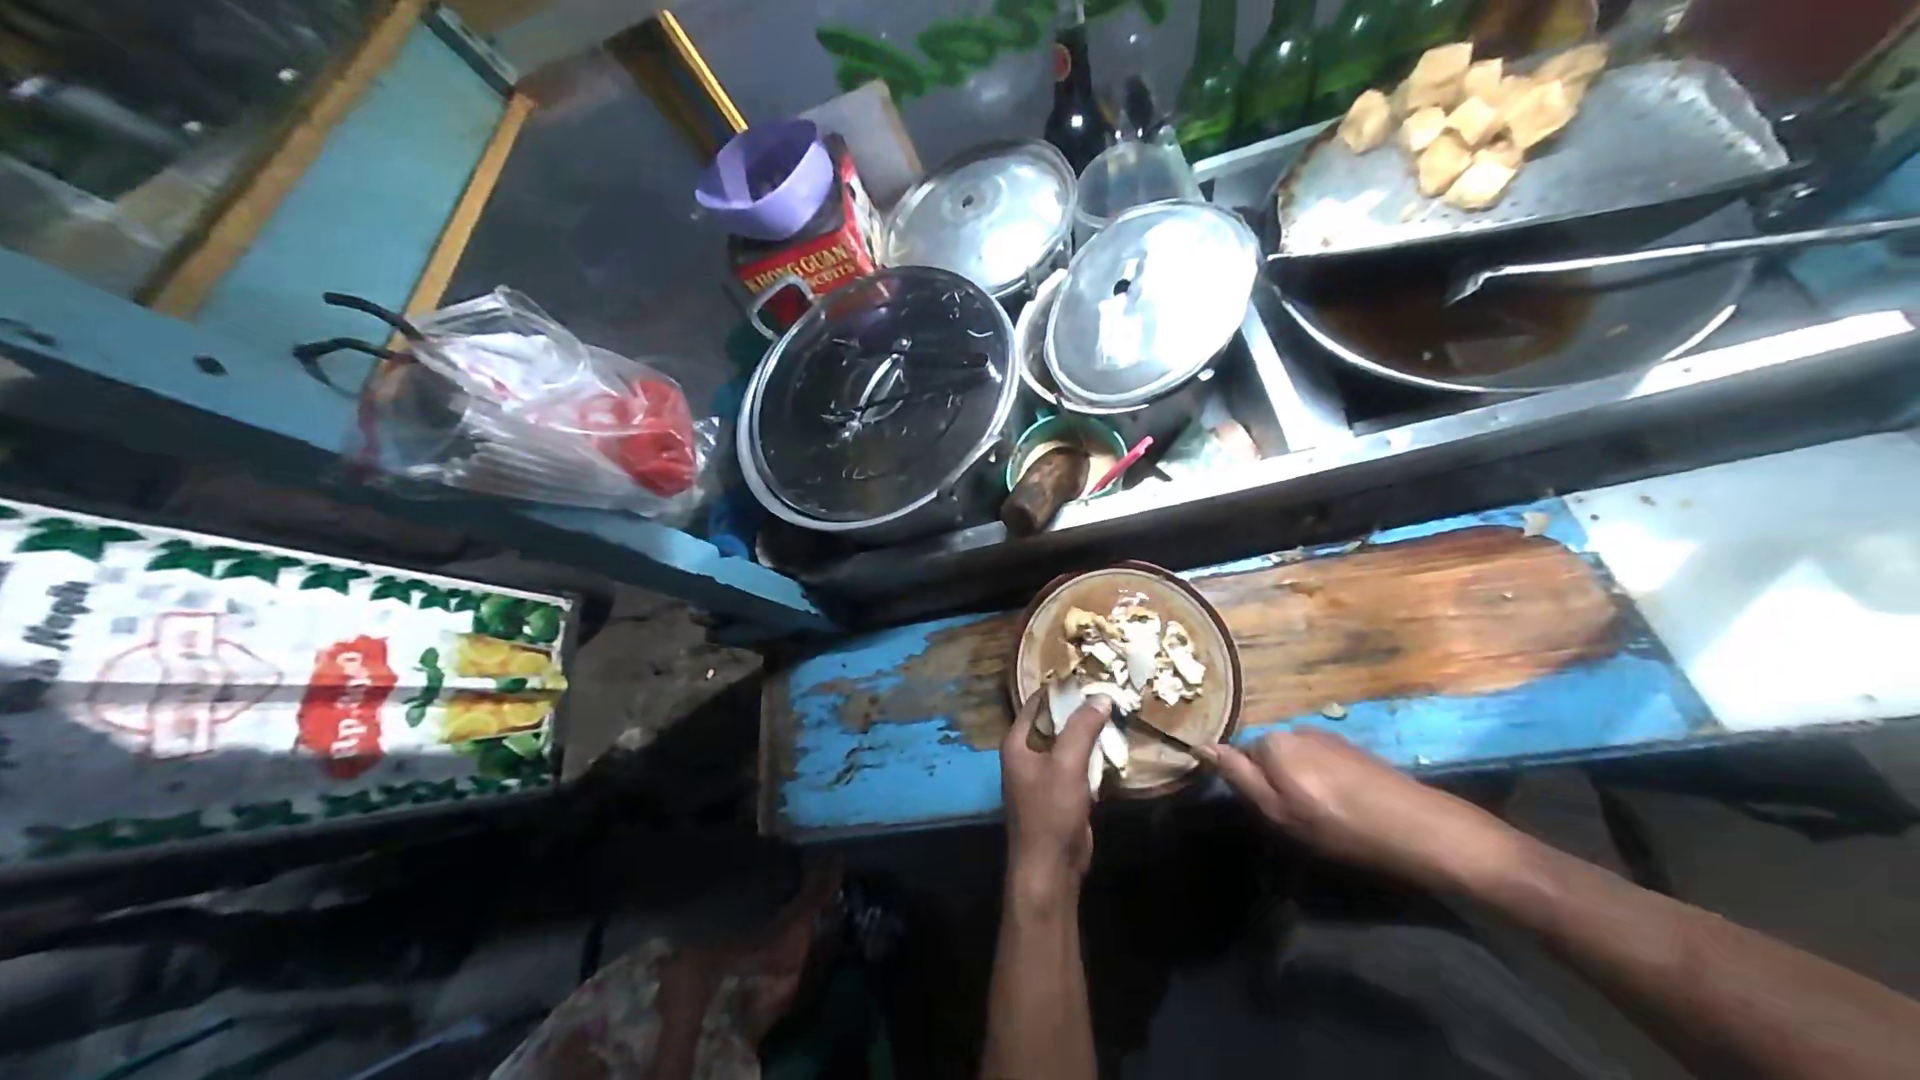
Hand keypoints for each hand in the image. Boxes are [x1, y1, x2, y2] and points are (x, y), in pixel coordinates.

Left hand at [1000, 689, 1110, 886]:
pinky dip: (1092, 754)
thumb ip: (1082, 728)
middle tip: (1111, 693)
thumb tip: (1101, 696)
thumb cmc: (1051, 811)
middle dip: (1080, 709)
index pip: (1038, 702)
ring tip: (1117, 712)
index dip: (1062, 688)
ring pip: (1068, 742)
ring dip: (1089, 732)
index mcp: (1017, 742)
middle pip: (1054, 721)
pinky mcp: (1060, 791)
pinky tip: (1114, 746)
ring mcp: (1043, 773)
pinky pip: (1077, 763)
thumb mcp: (1067, 764)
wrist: (1050, 866)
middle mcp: (1026, 753)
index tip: (1091, 676)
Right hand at [1198, 730, 1523, 892]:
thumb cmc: (1340, 826)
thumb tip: (1202, 747)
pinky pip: (1318, 761)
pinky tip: (1342, 805)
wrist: (1418, 828)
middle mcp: (1295, 729)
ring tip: (1321, 815)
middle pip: (1266, 755)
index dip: (1248, 785)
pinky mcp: (1350, 748)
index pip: (1237, 755)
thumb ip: (1238, 776)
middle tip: (1294, 819)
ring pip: (1293, 759)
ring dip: (1298, 782)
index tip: (1267, 812)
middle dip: (1273, 781)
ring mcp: (1325, 736)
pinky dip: (1321, 780)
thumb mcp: (1279, 811)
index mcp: (1273, 741)